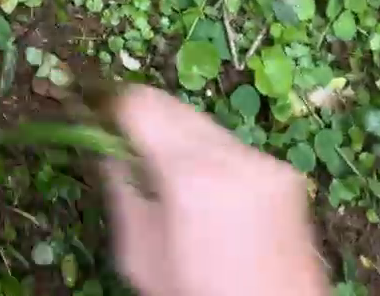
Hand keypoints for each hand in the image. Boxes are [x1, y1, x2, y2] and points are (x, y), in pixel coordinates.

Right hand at [102, 87, 326, 295]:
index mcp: (188, 174)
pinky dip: (206, 152)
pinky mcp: (282, 171)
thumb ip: (119, 189)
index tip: (97, 116)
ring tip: (165, 168)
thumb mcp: (139, 254)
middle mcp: (228, 154)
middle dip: (142, 115)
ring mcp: (261, 160)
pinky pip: (228, 142)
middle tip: (123, 139)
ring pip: (198, 119)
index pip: (138, 103)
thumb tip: (104, 147)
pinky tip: (203, 186)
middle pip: (168, 102)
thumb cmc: (195, 294)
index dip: (111, 104)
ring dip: (175, 132)